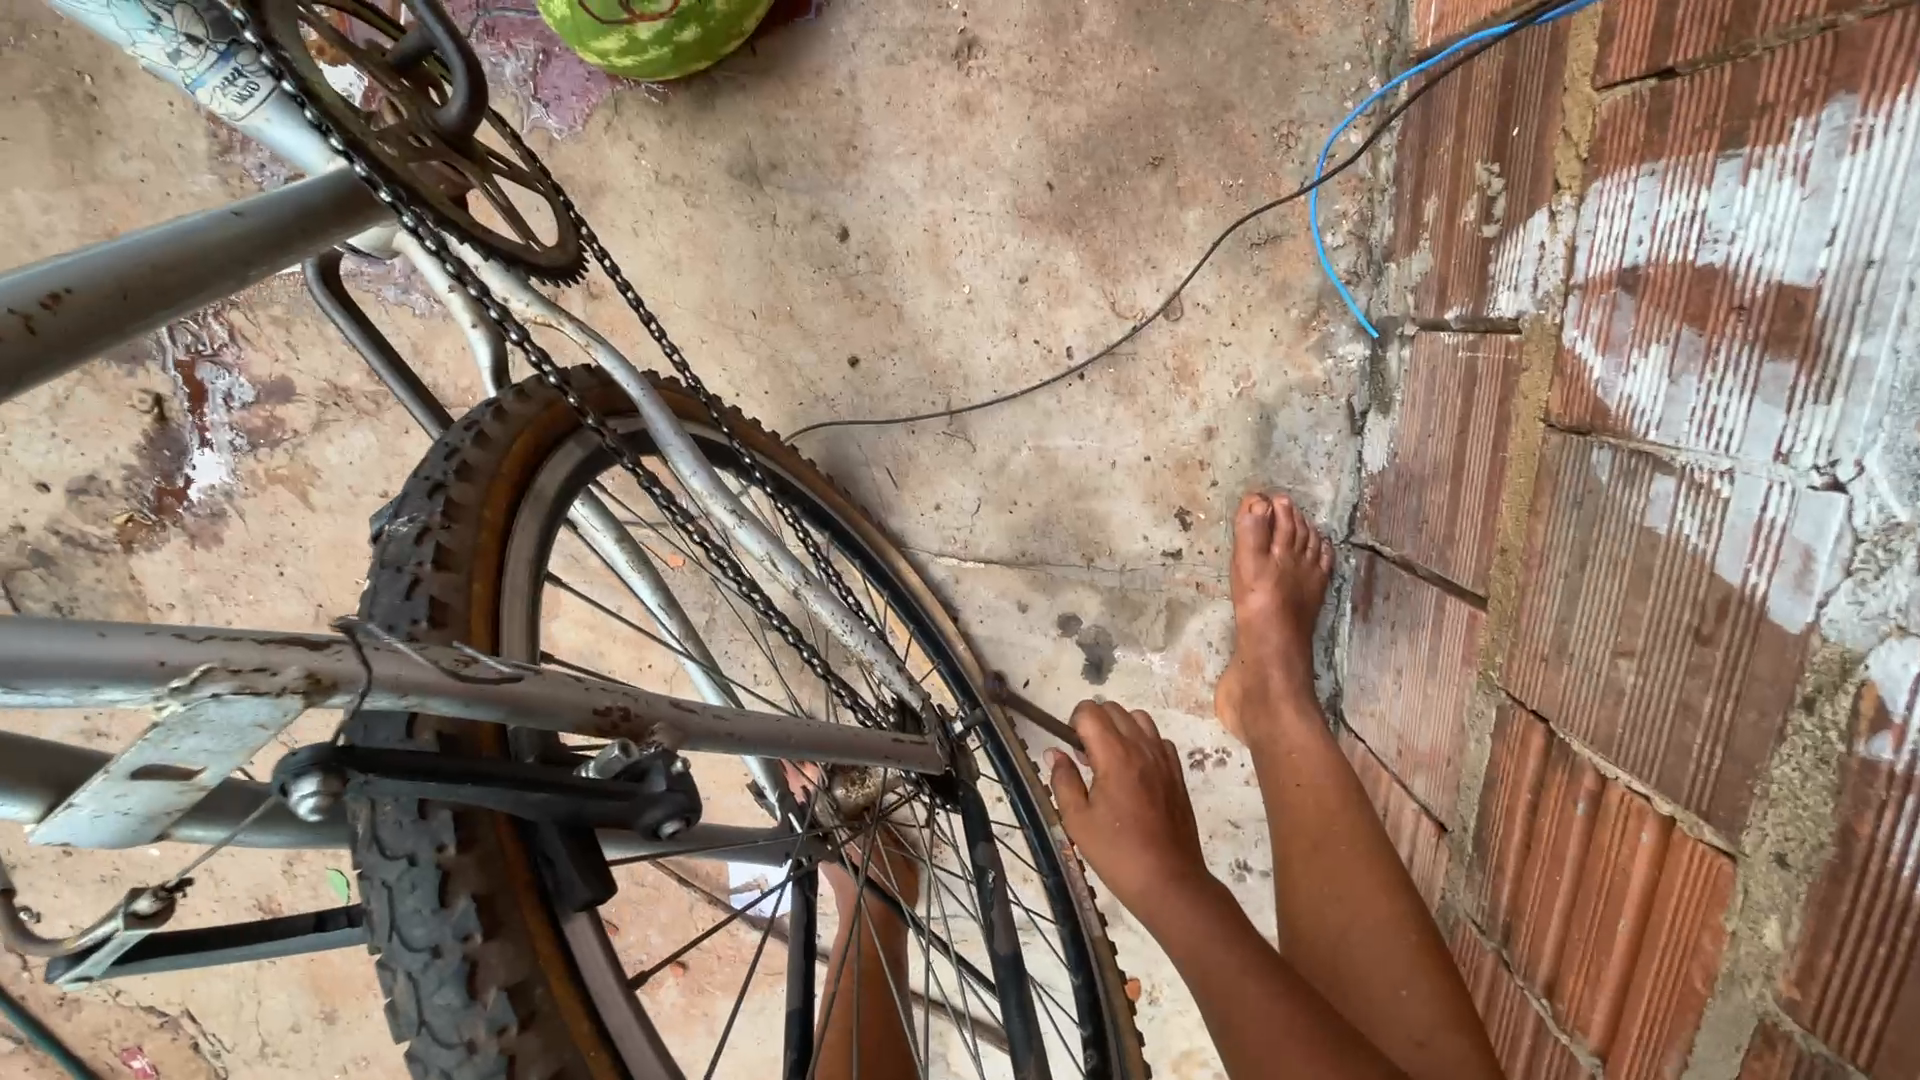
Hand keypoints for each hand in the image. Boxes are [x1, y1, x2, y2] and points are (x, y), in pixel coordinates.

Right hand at [1047, 701, 1214, 922]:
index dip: (1073, 723)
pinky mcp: (1177, 772)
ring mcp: (1163, 758)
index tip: (1071, 751)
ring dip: (1120, 729)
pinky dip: (1143, 743)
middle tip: (1086, 759)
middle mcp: (1141, 747)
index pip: (1090, 711)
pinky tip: (1134, 773)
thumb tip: (1055, 753)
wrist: (1168, 881)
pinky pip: (1158, 740)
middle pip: (1114, 709)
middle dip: (1094, 723)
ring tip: (1110, 761)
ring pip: (1139, 719)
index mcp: (1114, 755)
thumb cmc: (1117, 852)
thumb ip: (1063, 780)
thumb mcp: (1077, 820)